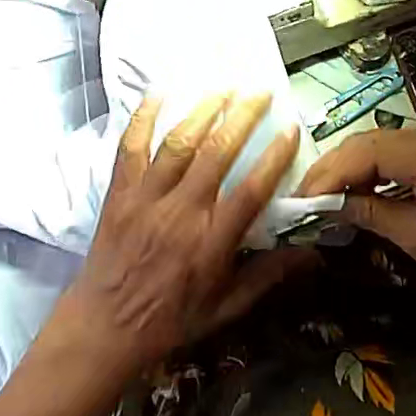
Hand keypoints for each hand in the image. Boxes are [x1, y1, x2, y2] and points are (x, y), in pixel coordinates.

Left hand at [40, 93, 310, 382]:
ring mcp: (146, 199)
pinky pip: (130, 147)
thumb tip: (312, 253)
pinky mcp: (120, 193)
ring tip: (224, 87)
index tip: (291, 128)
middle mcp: (181, 212)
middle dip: (243, 116)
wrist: (104, 328)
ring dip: (203, 110)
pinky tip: (159, 93)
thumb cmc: (171, 319)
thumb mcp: (226, 307)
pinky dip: (143, 118)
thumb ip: (268, 275)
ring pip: (178, 143)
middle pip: (217, 153)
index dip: (275, 156)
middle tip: (262, 91)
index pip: (251, 190)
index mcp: (211, 241)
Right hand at [296, 125, 415, 297]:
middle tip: (299, 199)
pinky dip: (357, 172)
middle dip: (330, 171)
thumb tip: (325, 206)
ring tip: (312, 198)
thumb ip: (373, 215)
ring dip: (339, 170)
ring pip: (368, 146)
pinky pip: (379, 153)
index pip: (371, 154)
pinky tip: (340, 192)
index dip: (333, 174)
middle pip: (365, 144)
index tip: (302, 199)